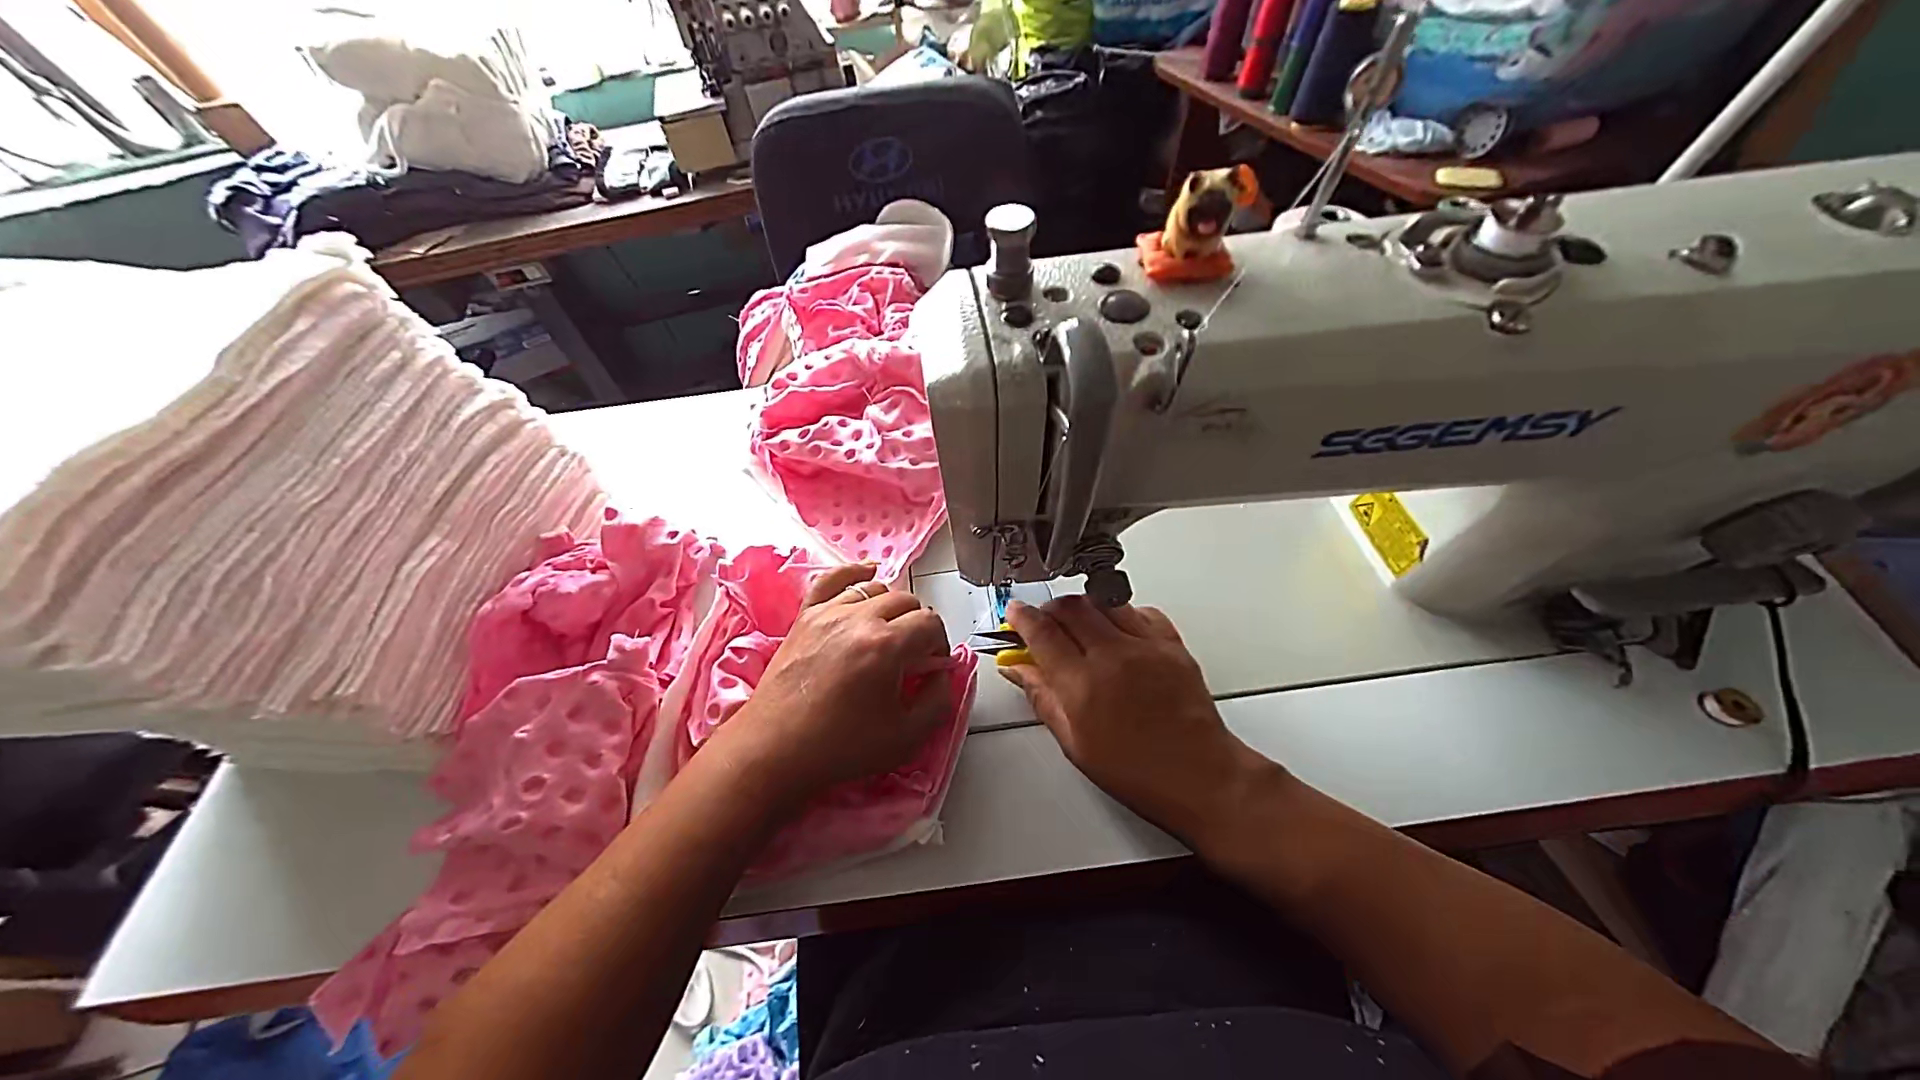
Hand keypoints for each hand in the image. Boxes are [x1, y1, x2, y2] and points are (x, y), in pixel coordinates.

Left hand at [704, 564, 952, 809]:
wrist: (775, 751)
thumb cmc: (838, 748)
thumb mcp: (906, 737)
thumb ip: (938, 701)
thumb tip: (942, 676)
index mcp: (886, 646)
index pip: (930, 623)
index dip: (940, 644)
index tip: (933, 664)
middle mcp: (858, 620)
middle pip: (906, 601)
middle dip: (919, 625)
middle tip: (914, 655)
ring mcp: (828, 614)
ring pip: (874, 589)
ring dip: (891, 607)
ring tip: (890, 632)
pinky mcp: (805, 618)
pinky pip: (833, 580)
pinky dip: (853, 572)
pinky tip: (867, 573)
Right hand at [1002, 596, 1276, 842]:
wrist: (1200, 777)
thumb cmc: (1140, 772)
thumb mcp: (1074, 742)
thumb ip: (1043, 697)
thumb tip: (1019, 671)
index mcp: (1083, 684)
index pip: (1042, 632)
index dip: (1022, 618)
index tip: (1015, 614)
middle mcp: (1114, 656)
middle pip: (1070, 607)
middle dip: (1049, 609)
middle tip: (1043, 623)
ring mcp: (1146, 647)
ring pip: (1103, 601)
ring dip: (1083, 607)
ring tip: (1078, 626)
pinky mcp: (1172, 645)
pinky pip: (1140, 611)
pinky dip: (1120, 613)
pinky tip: (1116, 631)